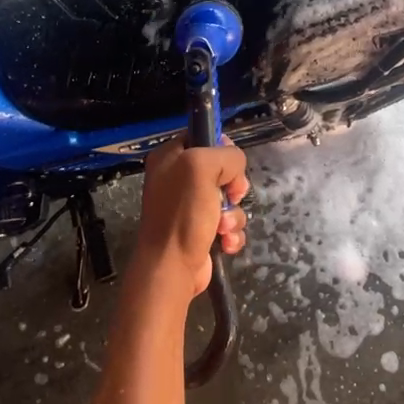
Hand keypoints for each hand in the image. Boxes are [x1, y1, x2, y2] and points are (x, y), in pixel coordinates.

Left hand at [136, 138, 249, 299]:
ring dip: (234, 214)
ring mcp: (189, 206)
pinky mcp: (201, 230)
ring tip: (223, 228)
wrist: (171, 267)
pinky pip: (228, 223)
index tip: (229, 163)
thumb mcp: (203, 166)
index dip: (221, 148)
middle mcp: (177, 179)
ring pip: (229, 198)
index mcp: (169, 157)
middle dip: (233, 185)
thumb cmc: (183, 213)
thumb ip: (226, 155)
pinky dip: (231, 232)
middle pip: (222, 169)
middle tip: (232, 196)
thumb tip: (234, 170)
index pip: (203, 136)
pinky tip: (226, 243)